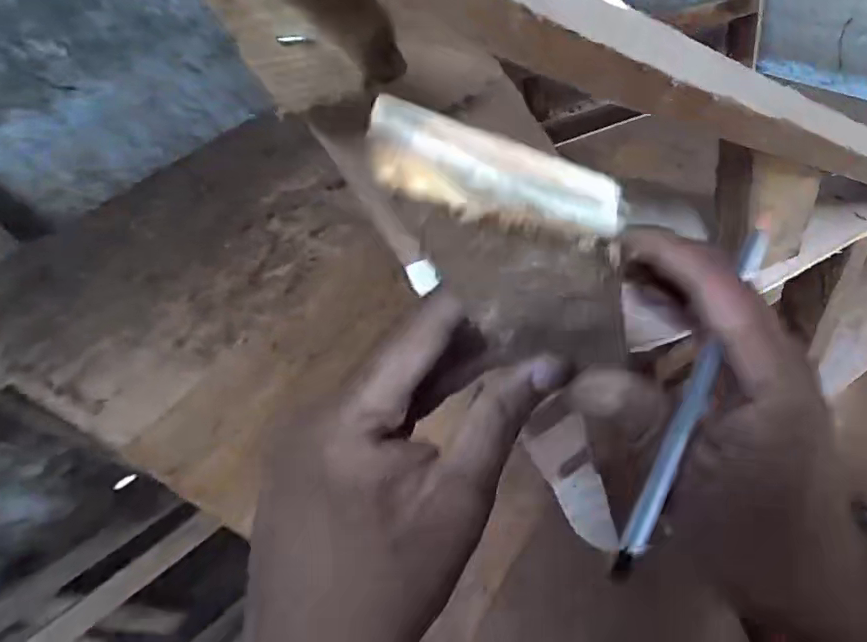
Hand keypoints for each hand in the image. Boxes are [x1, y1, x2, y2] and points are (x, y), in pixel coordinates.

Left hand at [248, 291, 567, 641]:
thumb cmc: (390, 584)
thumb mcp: (459, 498)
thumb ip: (501, 416)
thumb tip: (554, 358)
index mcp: (345, 415)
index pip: (420, 328)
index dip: (476, 299)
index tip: (528, 282)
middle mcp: (319, 409)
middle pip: (405, 345)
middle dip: (471, 327)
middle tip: (532, 310)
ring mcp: (313, 431)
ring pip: (394, 371)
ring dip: (451, 356)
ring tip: (515, 336)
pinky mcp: (318, 452)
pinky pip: (380, 401)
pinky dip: (425, 388)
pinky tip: (469, 377)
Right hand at [571, 231, 866, 641]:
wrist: (810, 573)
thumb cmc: (754, 532)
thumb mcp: (689, 480)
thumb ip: (642, 419)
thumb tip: (580, 377)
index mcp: (771, 366)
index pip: (722, 287)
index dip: (673, 255)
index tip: (623, 240)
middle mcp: (780, 350)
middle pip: (728, 284)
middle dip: (672, 262)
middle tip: (613, 258)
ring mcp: (777, 362)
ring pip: (727, 302)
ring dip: (679, 285)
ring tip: (624, 280)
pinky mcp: (767, 378)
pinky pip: (726, 330)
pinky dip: (689, 317)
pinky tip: (653, 324)